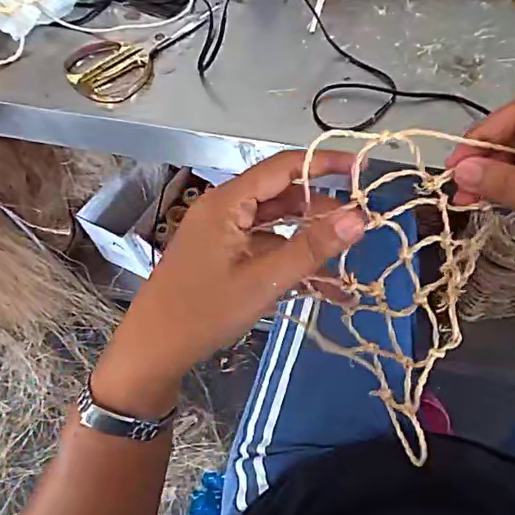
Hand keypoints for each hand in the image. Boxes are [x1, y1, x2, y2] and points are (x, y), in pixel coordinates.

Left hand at [92, 150, 365, 414]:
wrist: (153, 352)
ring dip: (310, 239)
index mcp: (227, 202)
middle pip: (282, 195)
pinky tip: (323, 285)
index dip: (324, 163)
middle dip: (322, 208)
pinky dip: (292, 260)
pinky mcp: (224, 257)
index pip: (283, 166)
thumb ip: (312, 247)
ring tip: (345, 258)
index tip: (361, 168)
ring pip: (277, 224)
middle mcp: (224, 209)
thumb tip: (359, 218)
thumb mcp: (264, 280)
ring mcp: (223, 234)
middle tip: (359, 223)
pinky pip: (265, 248)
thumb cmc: (203, 312)